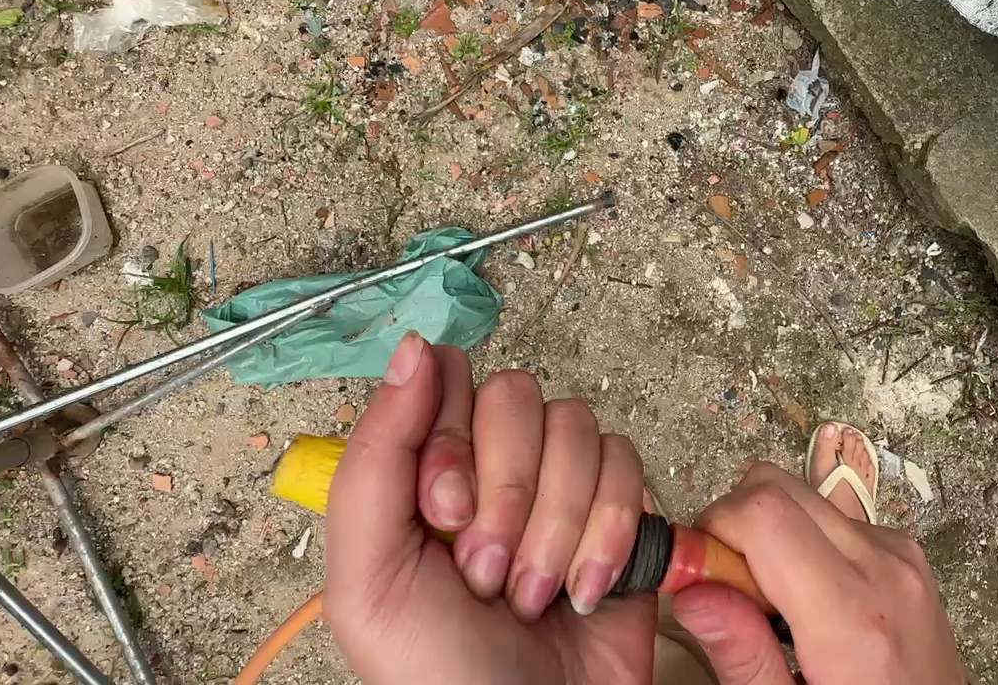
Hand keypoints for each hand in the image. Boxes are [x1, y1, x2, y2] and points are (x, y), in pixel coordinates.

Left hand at [324, 333, 654, 683]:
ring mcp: (564, 469)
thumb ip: (375, 457)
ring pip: (575, 423)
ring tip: (533, 594)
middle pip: (516, 393)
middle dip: (508, 490)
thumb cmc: (442, 671)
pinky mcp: (620, 491)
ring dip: (556, 524)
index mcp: (432, 461)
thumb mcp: (371, 578)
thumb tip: (414, 345)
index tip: (445, 511)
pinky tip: (586, 586)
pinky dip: (607, 532)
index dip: (452, 437)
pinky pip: (626, 460)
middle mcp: (498, 453)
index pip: (450, 377)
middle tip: (488, 570)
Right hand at [670, 462, 967, 684]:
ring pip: (800, 492)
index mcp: (854, 622)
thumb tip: (691, 591)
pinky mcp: (904, 548)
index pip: (764, 513)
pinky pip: (829, 513)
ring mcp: (899, 552)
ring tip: (771, 601)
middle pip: (776, 486)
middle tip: (727, 589)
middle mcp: (883, 568)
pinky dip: (800, 537)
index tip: (699, 574)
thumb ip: (743, 657)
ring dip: (767, 530)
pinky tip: (807, 596)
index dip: (715, 529)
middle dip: (734, 523)